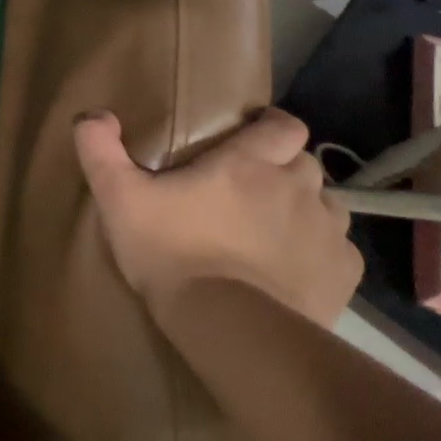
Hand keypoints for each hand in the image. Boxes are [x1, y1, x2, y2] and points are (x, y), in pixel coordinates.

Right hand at [73, 108, 361, 325]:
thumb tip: (96, 115)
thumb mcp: (116, 195)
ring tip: (267, 223)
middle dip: (281, 165)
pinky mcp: (344, 274)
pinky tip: (286, 261)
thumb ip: (99, 147)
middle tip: (244, 182)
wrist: (230, 325)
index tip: (248, 131)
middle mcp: (298, 190)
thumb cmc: (170, 249)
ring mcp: (328, 234)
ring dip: (301, 204)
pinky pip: (336, 246)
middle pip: (305, 162)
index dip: (270, 123)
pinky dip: (315, 245)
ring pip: (325, 203)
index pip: (284, 125)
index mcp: (248, 164)